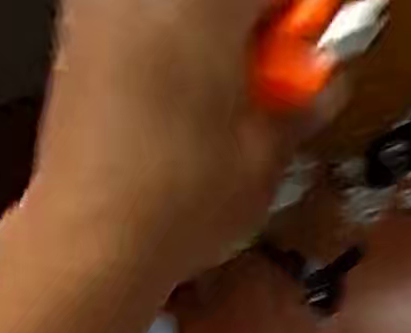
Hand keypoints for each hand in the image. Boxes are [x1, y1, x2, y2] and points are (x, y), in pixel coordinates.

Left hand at [23, 0, 314, 287]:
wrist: (98, 232)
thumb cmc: (186, 202)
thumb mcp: (265, 158)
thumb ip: (301, 104)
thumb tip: (328, 79)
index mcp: (196, 10)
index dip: (305, 9)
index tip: (321, 34)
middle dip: (263, 19)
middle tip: (286, 65)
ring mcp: (102, 3)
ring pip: (187, 5)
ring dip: (224, 29)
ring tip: (245, 80)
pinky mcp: (82, 27)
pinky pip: (149, 11)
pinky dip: (184, 33)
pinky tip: (199, 83)